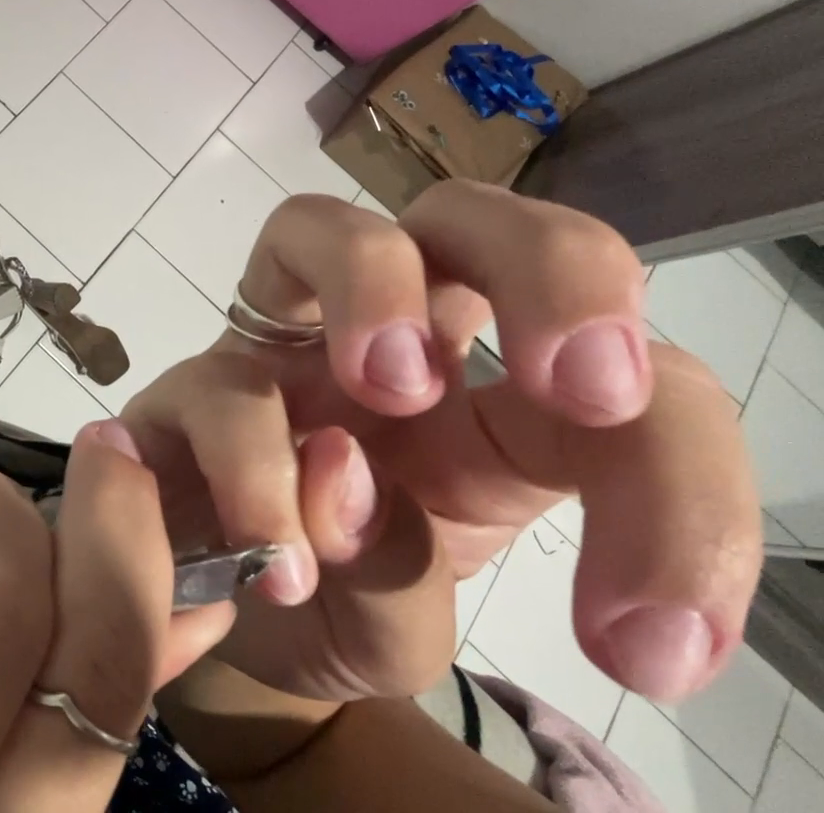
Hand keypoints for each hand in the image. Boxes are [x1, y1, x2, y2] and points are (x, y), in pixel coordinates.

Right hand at [121, 182, 759, 703]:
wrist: (214, 630)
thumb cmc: (328, 616)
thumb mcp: (403, 630)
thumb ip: (399, 572)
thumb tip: (338, 476)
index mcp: (495, 420)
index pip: (628, 392)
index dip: (682, 495)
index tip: (649, 648)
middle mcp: (385, 356)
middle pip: (467, 219)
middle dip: (553, 268)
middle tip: (575, 387)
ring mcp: (271, 359)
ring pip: (314, 229)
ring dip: (374, 290)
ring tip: (388, 395)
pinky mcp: (184, 394)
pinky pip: (214, 378)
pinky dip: (252, 454)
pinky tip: (265, 549)